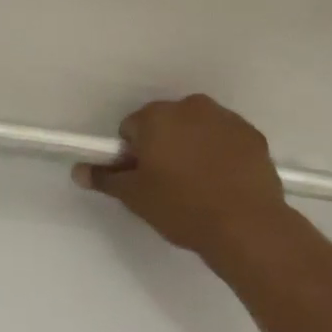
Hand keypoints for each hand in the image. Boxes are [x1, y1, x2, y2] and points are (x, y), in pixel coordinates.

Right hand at [74, 95, 291, 256]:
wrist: (244, 224)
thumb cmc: (181, 208)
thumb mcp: (135, 197)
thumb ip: (105, 178)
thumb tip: (78, 170)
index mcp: (157, 117)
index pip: (130, 128)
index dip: (131, 155)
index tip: (140, 180)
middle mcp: (192, 107)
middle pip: (166, 124)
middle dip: (163, 147)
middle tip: (167, 184)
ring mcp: (227, 118)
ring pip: (198, 130)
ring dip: (192, 148)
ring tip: (198, 186)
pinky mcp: (253, 135)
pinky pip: (226, 140)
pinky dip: (221, 155)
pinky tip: (222, 184)